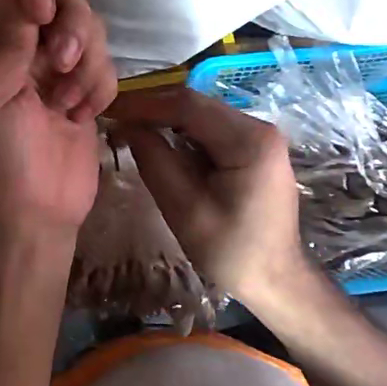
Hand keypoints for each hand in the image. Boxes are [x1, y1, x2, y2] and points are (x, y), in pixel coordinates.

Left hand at [0, 0, 116, 234]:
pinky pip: (107, 63)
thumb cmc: (0, 157)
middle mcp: (22, 49)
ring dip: (87, 62)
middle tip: (64, 62)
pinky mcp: (86, 89)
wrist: (37, 213)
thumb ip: (7, 40)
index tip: (43, 13)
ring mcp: (57, 69)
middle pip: (60, 0)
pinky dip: (100, 87)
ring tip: (69, 100)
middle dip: (71, 26)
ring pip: (89, 28)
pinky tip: (82, 115)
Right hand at [109, 88, 314, 309]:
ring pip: (201, 115)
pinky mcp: (254, 148)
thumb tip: (126, 125)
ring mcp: (259, 137)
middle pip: (196, 105)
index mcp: (250, 139)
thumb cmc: (231, 251)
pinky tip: (157, 141)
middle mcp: (259, 127)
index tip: (110, 109)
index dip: (144, 104)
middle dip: (153, 109)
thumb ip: (154, 160)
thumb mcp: (184, 208)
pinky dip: (181, 133)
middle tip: (114, 117)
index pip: (188, 105)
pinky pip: (211, 130)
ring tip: (128, 127)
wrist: (277, 281)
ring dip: (165, 119)